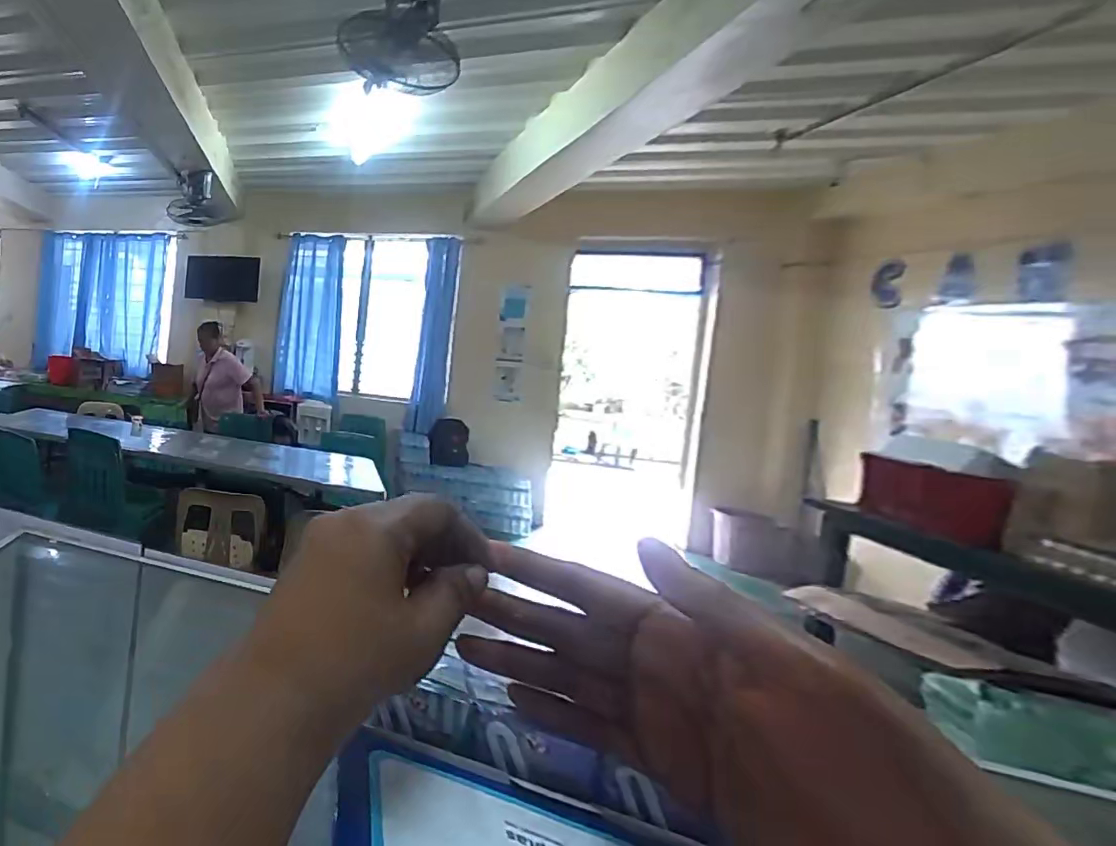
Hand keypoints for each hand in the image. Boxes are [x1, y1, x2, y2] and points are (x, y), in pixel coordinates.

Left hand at [243, 496, 489, 718]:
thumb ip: (454, 592)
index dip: (467, 533)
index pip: (433, 507)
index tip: (486, 569)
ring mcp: (318, 537)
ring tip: (434, 594)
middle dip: (439, 543)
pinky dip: (381, 561)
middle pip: (402, 515)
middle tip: (465, 584)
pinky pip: (353, 546)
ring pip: (376, 530)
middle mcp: (342, 519)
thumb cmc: (361, 657)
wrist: (282, 685)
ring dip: (410, 553)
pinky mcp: (304, 558)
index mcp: (373, 526)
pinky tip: (395, 597)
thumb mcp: (422, 630)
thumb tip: (472, 571)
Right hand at [458, 539, 1065, 845]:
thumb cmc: (858, 747)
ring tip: (463, 649)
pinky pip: (595, 733)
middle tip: (452, 597)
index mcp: (684, 634)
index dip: (538, 570)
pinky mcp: (663, 767)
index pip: (593, 590)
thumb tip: (639, 541)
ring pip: (569, 679)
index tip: (486, 552)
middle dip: (511, 613)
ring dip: (516, 661)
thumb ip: (710, 604)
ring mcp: (658, 718)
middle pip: (567, 632)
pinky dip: (553, 716)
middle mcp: (660, 667)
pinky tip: (513, 700)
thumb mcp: (792, 664)